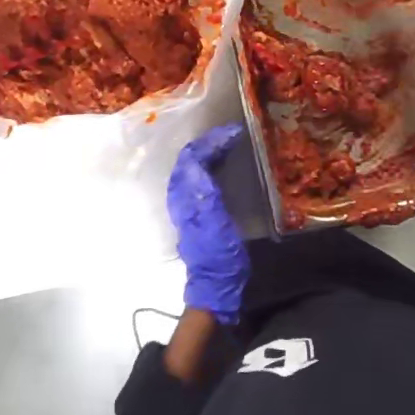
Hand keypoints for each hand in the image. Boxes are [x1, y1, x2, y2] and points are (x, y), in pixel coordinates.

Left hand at [167, 124, 249, 322]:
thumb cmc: (217, 253)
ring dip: (210, 152)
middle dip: (209, 142)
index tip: (233, 132)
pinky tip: (226, 164)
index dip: (210, 141)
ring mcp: (188, 203)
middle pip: (190, 159)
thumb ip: (205, 193)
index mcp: (184, 196)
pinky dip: (212, 164)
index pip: (191, 158)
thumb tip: (197, 163)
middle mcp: (181, 196)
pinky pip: (201, 178)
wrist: (216, 282)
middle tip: (233, 133)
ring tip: (231, 143)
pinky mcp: (198, 210)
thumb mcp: (214, 223)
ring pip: (194, 167)